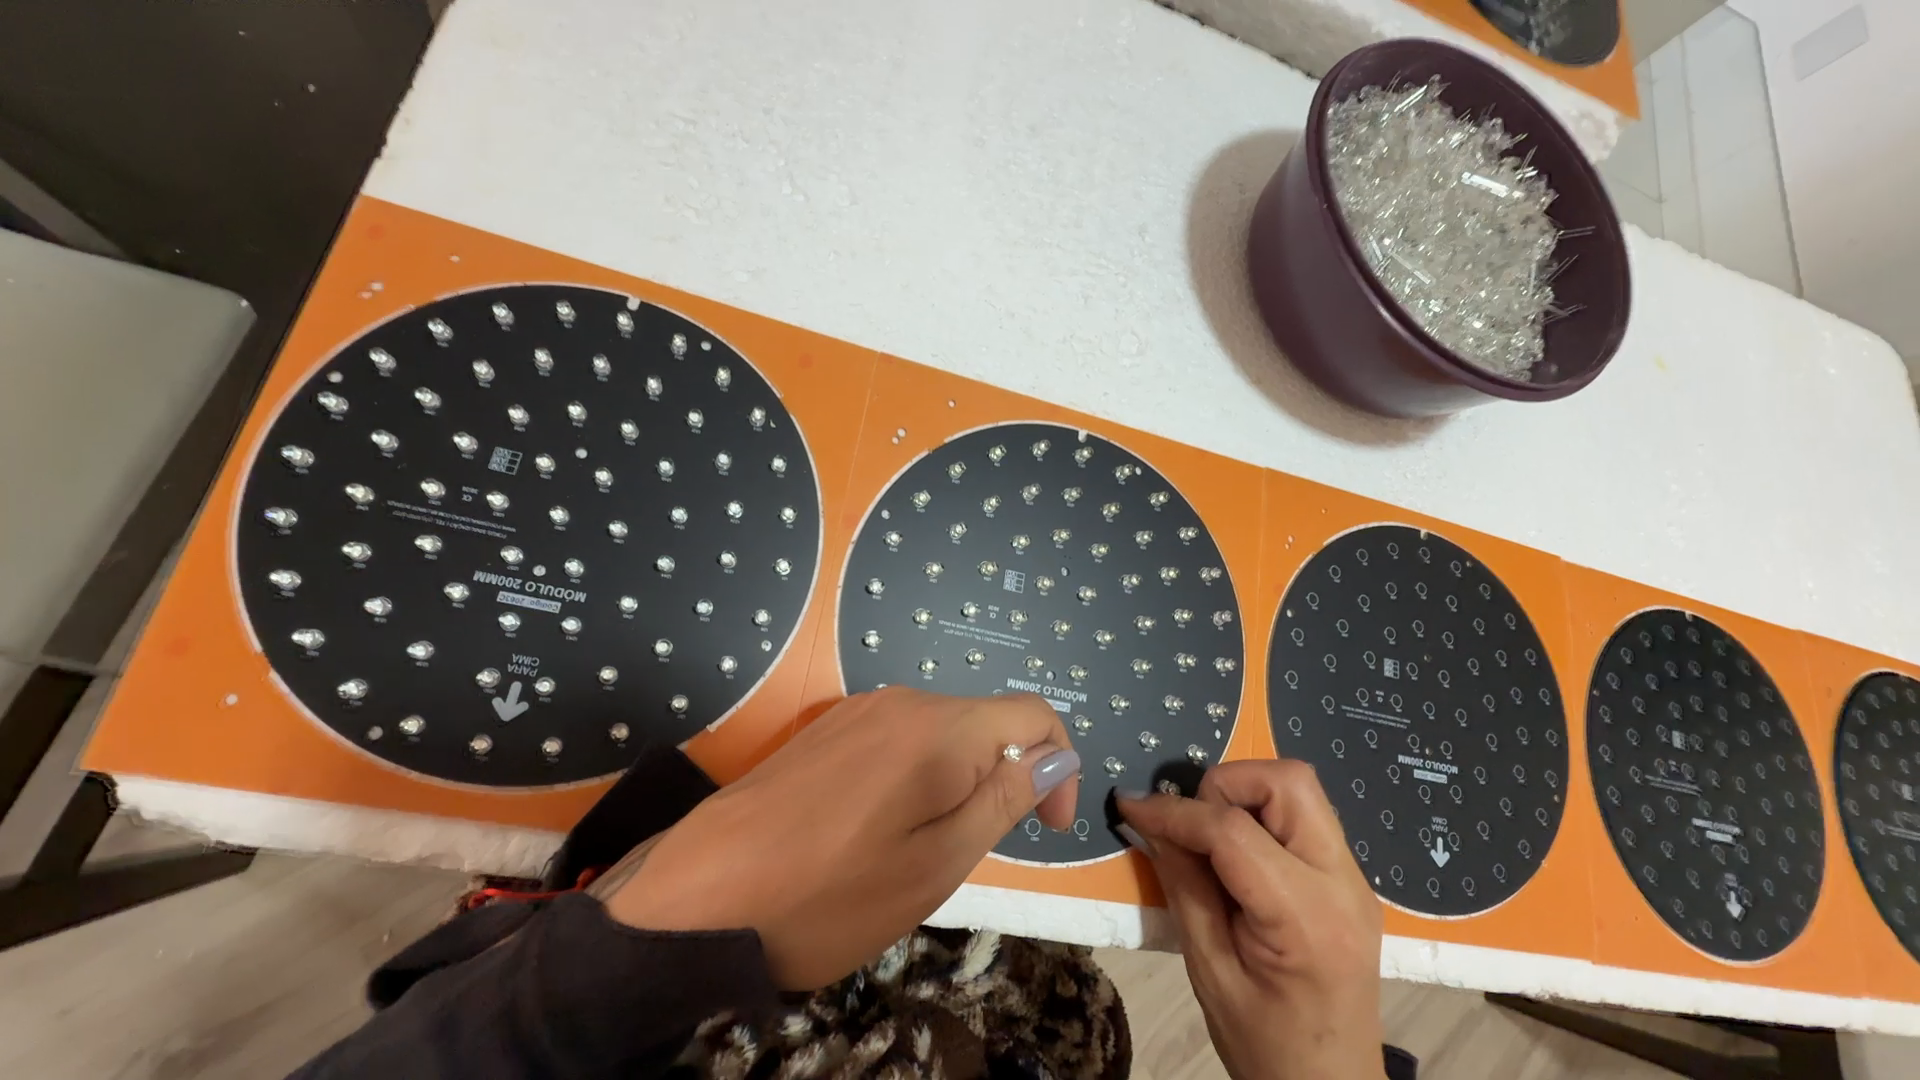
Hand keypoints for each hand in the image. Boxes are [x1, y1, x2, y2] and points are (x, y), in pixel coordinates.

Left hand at [603, 687, 1079, 987]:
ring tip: (914, 849)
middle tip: (966, 853)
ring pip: (939, 733)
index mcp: (939, 727)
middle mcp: (901, 700)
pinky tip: (872, 829)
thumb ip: (1005, 797)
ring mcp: (856, 710)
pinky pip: (895, 739)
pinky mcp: (824, 729)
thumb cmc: (831, 894)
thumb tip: (1056, 754)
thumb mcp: (938, 863)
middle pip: (985, 723)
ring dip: (954, 781)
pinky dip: (913, 776)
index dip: (1060, 766)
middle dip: (1001, 779)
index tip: (1047, 830)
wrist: (699, 895)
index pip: (1034, 713)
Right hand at [1118, 760, 1385, 1079]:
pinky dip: (1261, 814)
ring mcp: (1354, 877)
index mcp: (1306, 917)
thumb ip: (1183, 883)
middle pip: (1287, 780)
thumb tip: (1151, 819)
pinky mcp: (1350, 877)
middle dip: (1224, 786)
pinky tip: (1237, 856)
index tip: (1131, 805)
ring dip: (1244, 795)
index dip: (1174, 811)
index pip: (1233, 829)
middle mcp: (1343, 882)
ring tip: (1211, 840)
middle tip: (1191, 828)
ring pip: (1298, 787)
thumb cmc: (1263, 1043)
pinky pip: (1303, 814)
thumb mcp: (1208, 969)